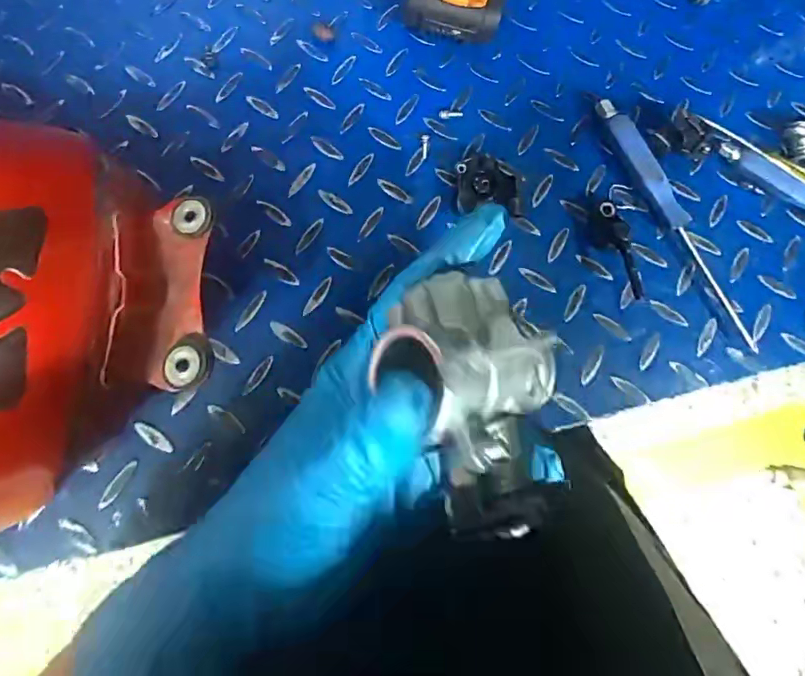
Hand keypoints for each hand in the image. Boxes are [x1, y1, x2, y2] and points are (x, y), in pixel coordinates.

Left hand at [70, 205, 508, 673]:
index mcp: (364, 368)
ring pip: (463, 400)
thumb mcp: (342, 454)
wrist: (262, 581)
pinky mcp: (411, 485)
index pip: (410, 296)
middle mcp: (388, 392)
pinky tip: (532, 475)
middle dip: (490, 324)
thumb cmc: (291, 507)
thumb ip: (391, 410)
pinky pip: (466, 462)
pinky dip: (500, 464)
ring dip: (504, 400)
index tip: (493, 223)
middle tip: (535, 333)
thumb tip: (444, 361)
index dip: (449, 255)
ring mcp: (401, 438)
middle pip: (446, 340)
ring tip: (542, 404)